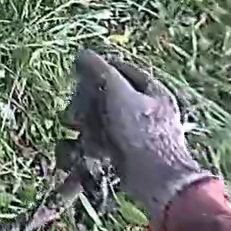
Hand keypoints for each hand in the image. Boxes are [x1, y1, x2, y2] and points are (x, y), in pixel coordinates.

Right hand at [69, 50, 210, 220]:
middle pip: (107, 91)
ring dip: (85, 117)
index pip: (122, 69)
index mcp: (154, 92)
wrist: (155, 177)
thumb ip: (102, 71)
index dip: (100, 68)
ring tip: (77, 125)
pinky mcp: (126, 145)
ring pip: (101, 112)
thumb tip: (83, 53)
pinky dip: (92, 134)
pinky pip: (103, 132)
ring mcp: (136, 128)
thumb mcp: (120, 94)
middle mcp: (146, 107)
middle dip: (87, 98)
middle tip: (76, 105)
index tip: (80, 72)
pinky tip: (86, 139)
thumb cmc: (140, 131)